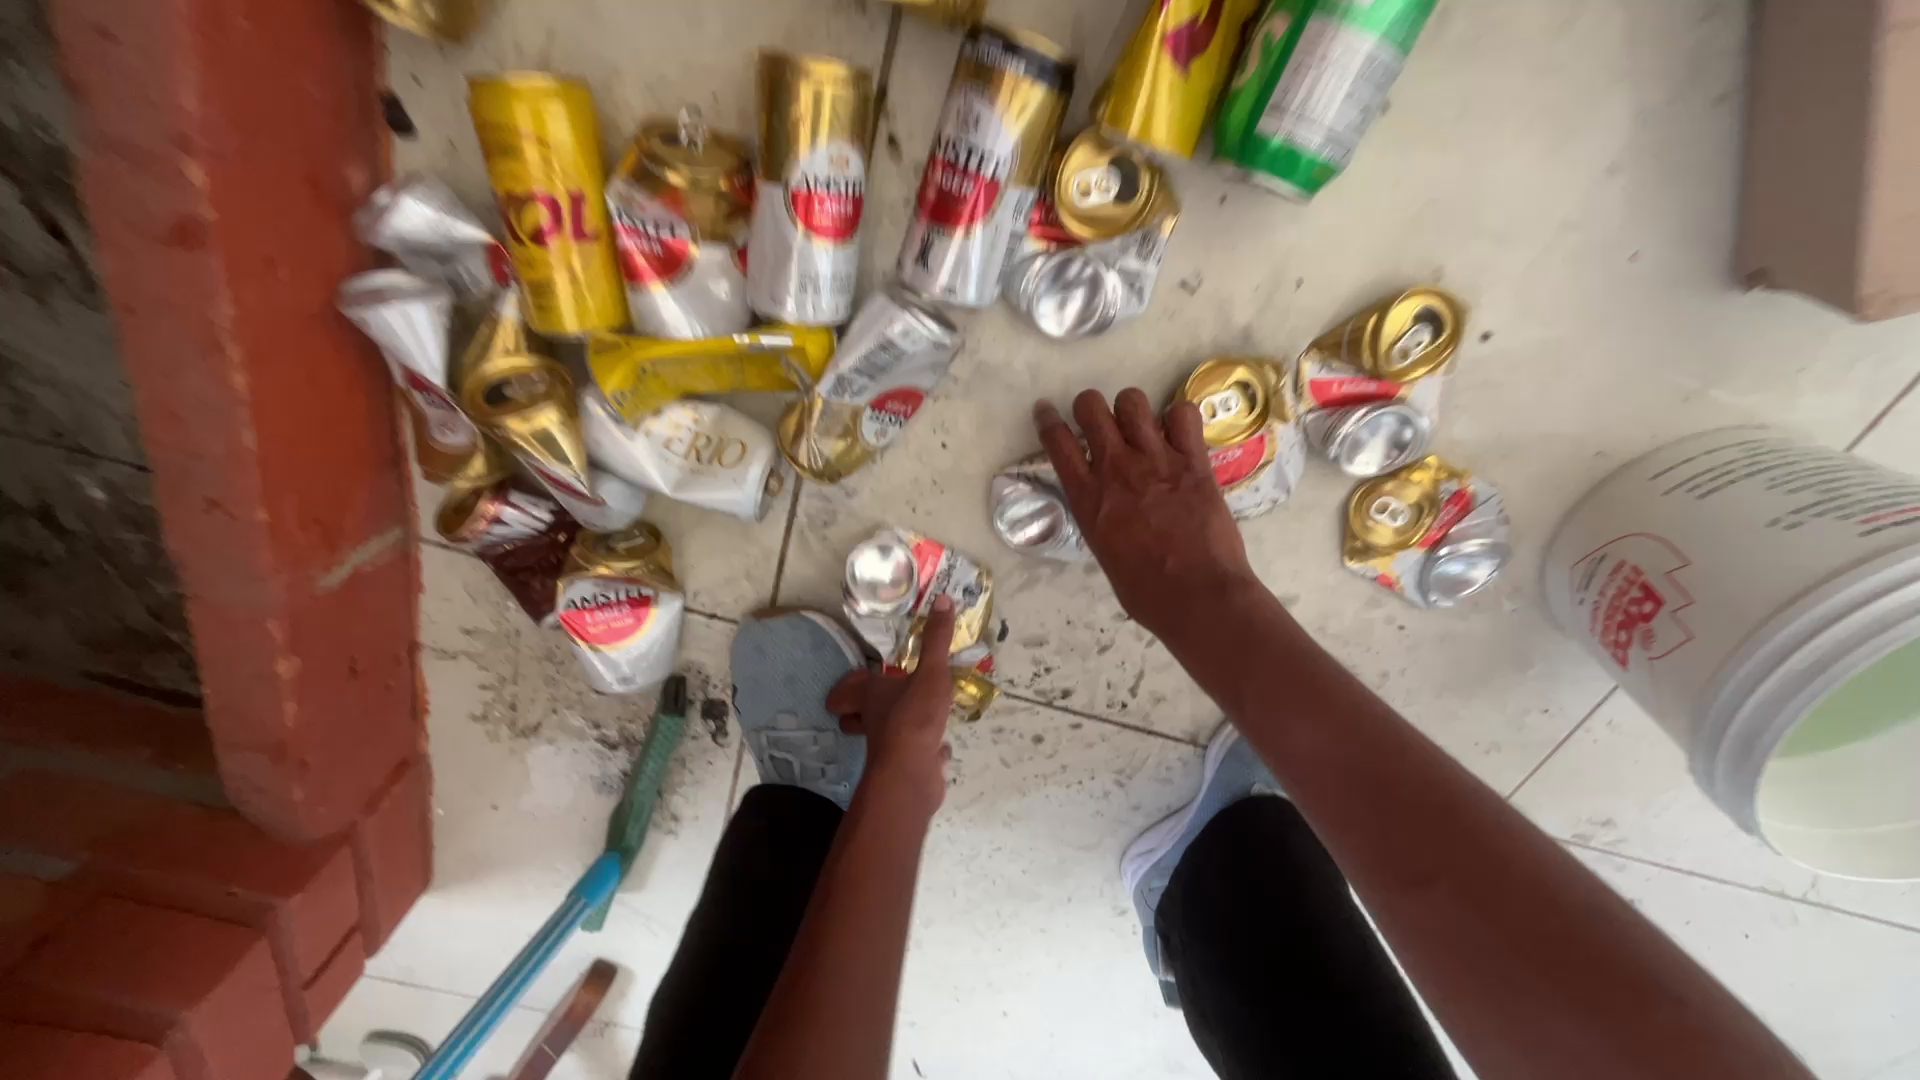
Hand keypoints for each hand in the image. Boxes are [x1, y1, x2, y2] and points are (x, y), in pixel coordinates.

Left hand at [826, 595, 956, 816]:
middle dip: (859, 712)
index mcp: (870, 696)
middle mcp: (872, 722)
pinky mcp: (907, 767)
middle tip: (873, 702)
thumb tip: (943, 599)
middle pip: (855, 718)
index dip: (845, 690)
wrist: (913, 772)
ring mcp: (888, 747)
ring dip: (890, 729)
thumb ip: (936, 639)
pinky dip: (923, 751)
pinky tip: (939, 749)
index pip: (846, 692)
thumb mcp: (931, 671)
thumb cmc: (914, 715)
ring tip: (910, 718)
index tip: (851, 685)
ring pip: (881, 736)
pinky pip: (914, 755)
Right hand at [1034, 389, 1258, 640]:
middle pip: (1091, 407)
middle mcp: (1116, 468)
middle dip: (1089, 407)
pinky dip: (1178, 418)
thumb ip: (1100, 518)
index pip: (1056, 441)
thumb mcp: (1103, 552)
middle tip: (1097, 421)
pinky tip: (1178, 434)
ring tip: (1139, 426)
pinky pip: (1183, 414)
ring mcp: (1156, 459)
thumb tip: (1108, 509)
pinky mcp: (1194, 460)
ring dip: (1131, 409)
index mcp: (1087, 497)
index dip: (1047, 420)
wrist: (1197, 595)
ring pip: (1132, 401)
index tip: (1046, 412)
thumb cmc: (1145, 591)